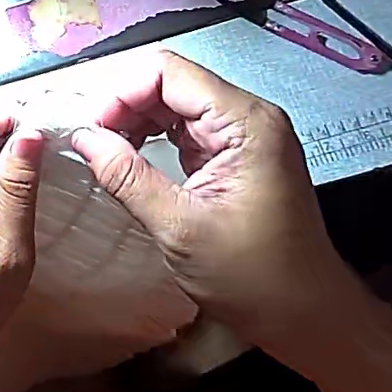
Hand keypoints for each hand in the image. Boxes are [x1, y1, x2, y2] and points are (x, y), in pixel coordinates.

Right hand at [69, 50, 368, 347]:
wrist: (308, 319)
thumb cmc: (256, 278)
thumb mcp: (180, 228)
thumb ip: (126, 177)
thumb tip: (83, 139)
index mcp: (245, 123)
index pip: (169, 73)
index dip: (124, 93)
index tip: (96, 129)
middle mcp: (246, 117)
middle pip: (169, 82)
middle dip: (125, 106)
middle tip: (96, 143)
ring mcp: (241, 134)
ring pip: (171, 102)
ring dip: (133, 122)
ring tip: (108, 153)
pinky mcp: (232, 153)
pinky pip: (180, 127)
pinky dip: (149, 138)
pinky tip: (129, 159)